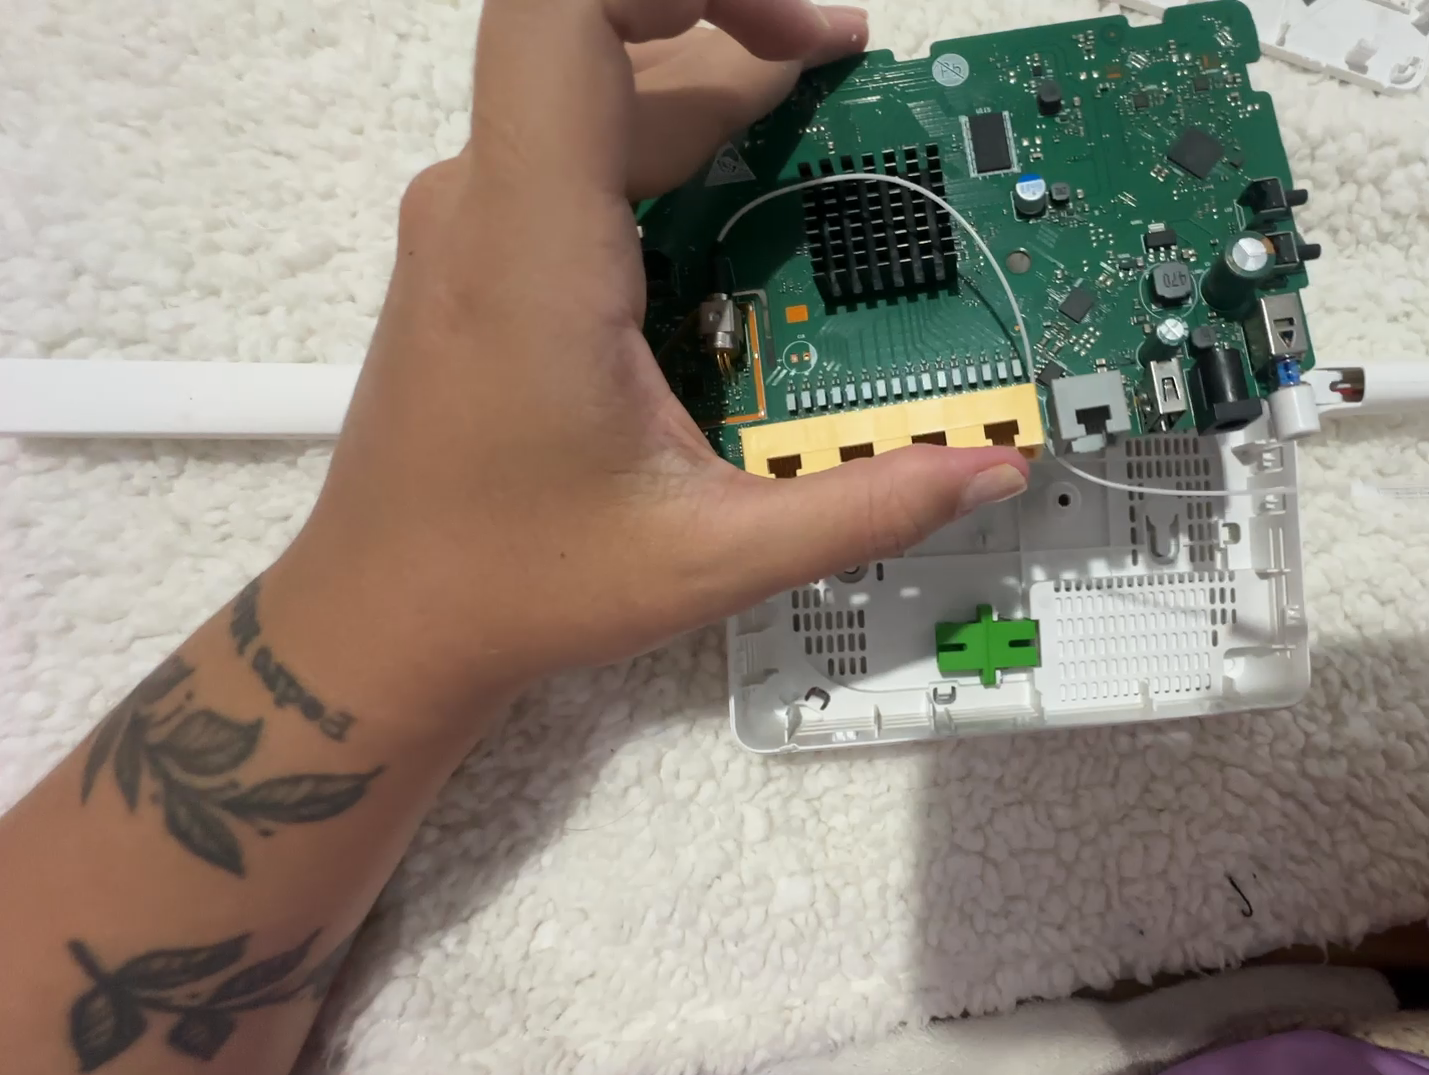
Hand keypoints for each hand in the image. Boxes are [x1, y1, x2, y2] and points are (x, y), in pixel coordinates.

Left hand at [271, 0, 1031, 724]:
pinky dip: (677, 162)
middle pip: (610, 53)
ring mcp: (481, 234)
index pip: (564, 11)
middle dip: (743, 44)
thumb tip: (992, 471)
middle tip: (860, 86)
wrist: (393, 618)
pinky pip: (586, 168)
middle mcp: (490, 211)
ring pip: (600, 109)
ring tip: (823, 139)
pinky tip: (745, 223)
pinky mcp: (492, 266)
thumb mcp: (720, 557)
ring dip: (713, 102)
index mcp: (535, 253)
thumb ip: (867, 511)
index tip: (811, 38)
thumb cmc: (530, 585)